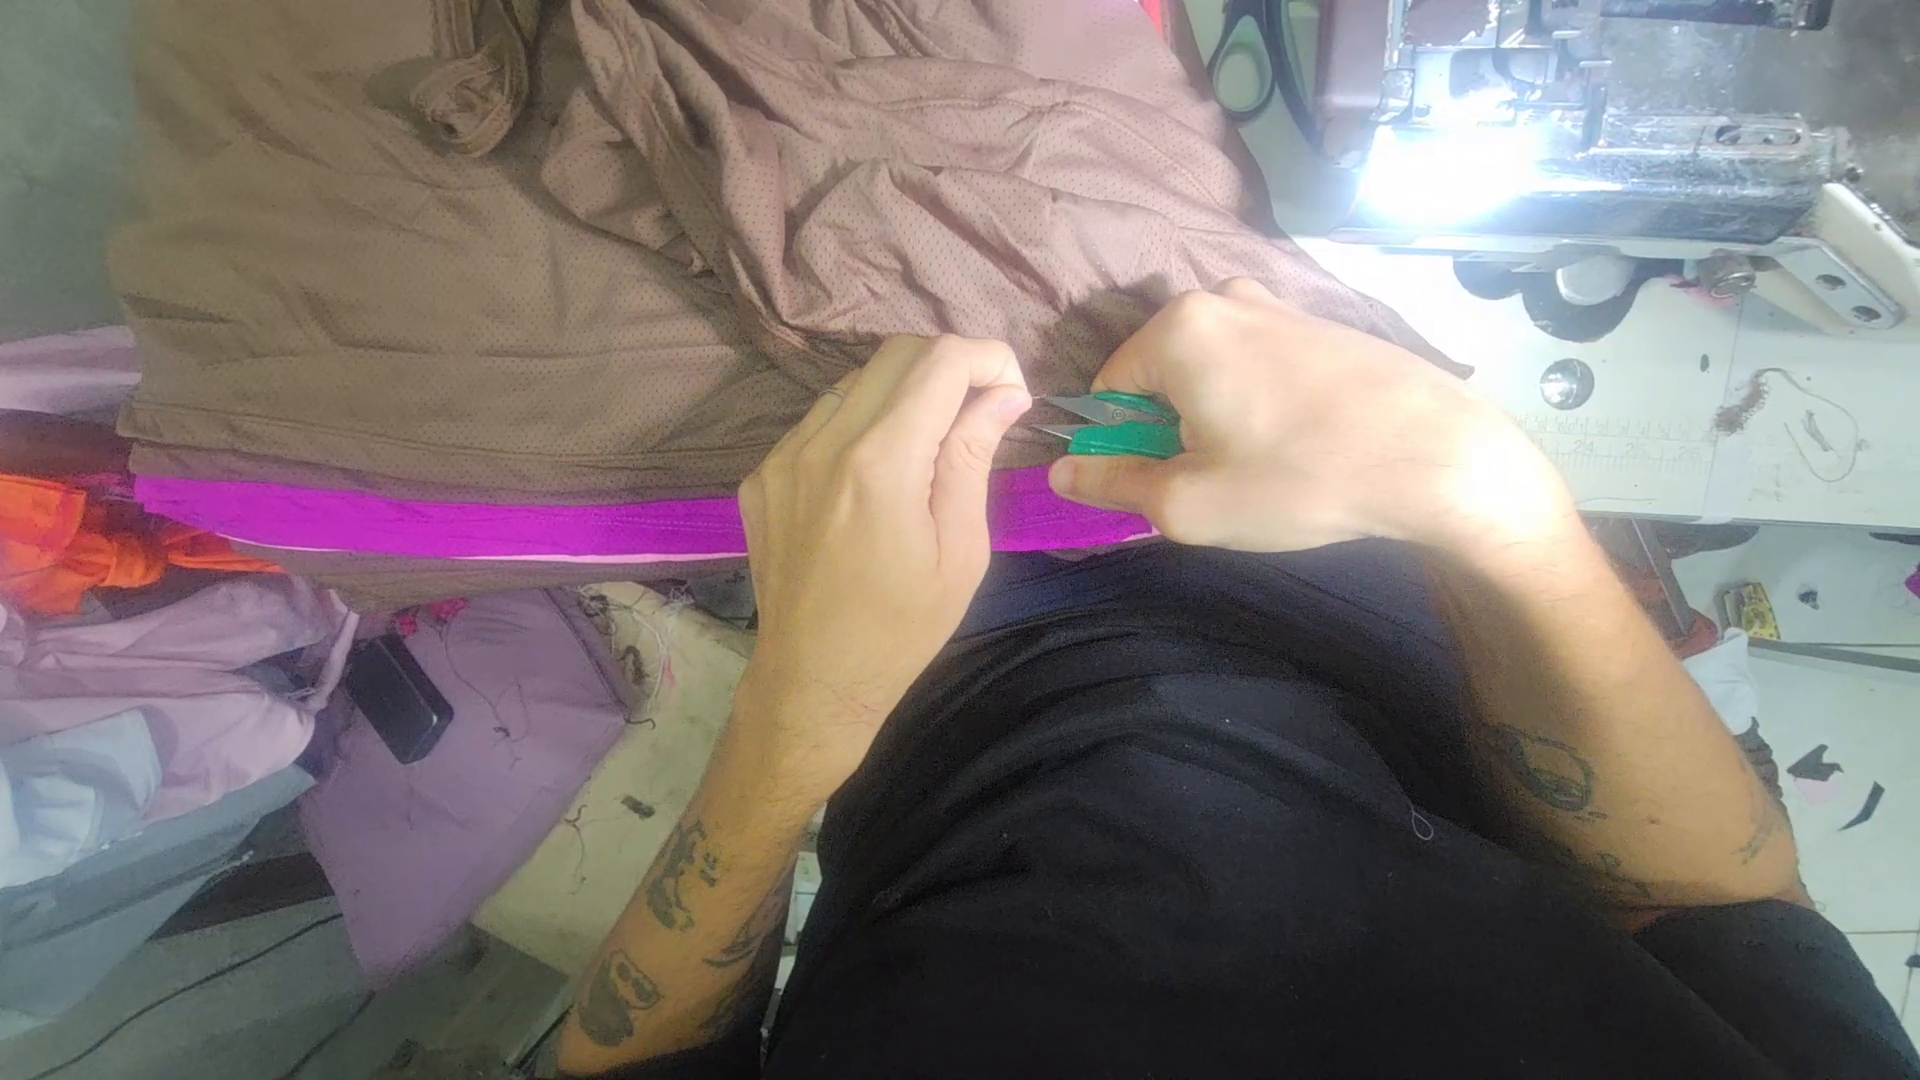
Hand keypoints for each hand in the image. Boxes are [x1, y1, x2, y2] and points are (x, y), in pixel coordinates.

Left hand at [735, 335, 1030, 792]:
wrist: (813, 679)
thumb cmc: (902, 627)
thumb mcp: (960, 551)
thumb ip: (974, 459)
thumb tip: (1004, 396)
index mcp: (882, 462)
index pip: (940, 362)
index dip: (987, 359)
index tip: (1011, 392)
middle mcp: (823, 442)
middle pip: (896, 354)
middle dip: (950, 366)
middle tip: (979, 411)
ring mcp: (783, 456)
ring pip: (855, 382)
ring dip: (903, 394)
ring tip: (928, 445)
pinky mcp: (762, 475)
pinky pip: (820, 420)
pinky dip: (860, 423)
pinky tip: (875, 471)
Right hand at [1046, 279, 1575, 553]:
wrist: (1443, 460)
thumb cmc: (1298, 480)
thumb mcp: (1185, 502)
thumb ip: (1111, 483)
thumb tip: (1059, 473)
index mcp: (1177, 329)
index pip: (1107, 391)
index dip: (1121, 445)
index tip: (1160, 483)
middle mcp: (1221, 298)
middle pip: (1156, 376)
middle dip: (1167, 430)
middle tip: (1213, 480)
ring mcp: (1277, 302)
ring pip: (1206, 371)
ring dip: (1210, 418)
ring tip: (1259, 464)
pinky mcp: (1320, 320)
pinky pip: (1253, 364)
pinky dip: (1253, 402)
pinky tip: (1296, 441)